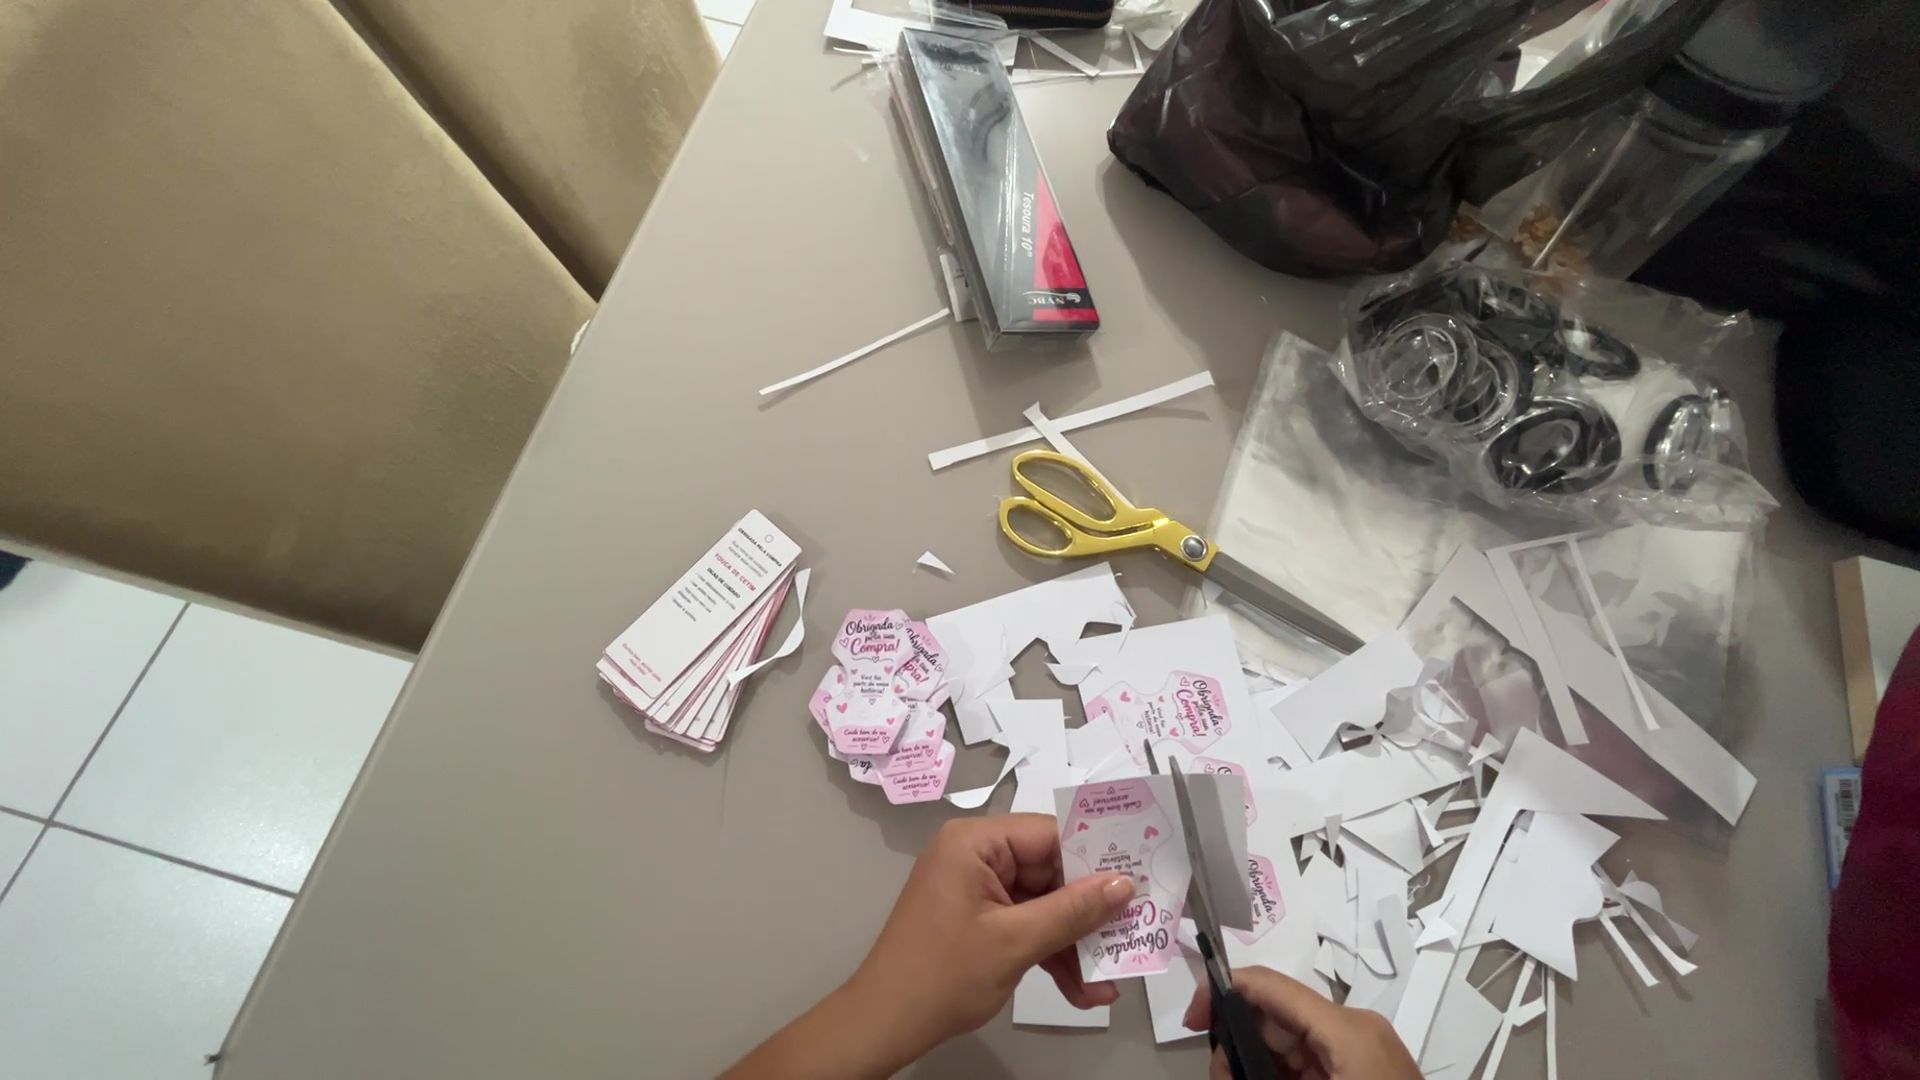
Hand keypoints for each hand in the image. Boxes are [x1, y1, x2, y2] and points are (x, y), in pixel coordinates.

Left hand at [719, 814, 1133, 1079]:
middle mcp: (977, 854)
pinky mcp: (979, 916)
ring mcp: (978, 887)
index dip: (1094, 856)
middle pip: (1050, 870)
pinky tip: (1081, 990)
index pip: (1049, 833)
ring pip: (1043, 902)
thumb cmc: (942, 974)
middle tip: (1130, 933)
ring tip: (1108, 979)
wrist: (885, 1023)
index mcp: (976, 842)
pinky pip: (1025, 923)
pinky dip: (1049, 952)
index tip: (1137, 878)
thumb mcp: (1015, 942)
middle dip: (1087, 911)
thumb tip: (1122, 884)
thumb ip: (1073, 911)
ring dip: (1073, 942)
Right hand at [1184, 966, 1421, 1079]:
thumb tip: (1226, 1068)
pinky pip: (1309, 1064)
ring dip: (1257, 1064)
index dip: (1223, 991)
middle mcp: (1354, 1030)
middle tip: (1220, 1078)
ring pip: (1288, 1042)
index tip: (1193, 1022)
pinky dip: (1282, 1075)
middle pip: (1275, 1017)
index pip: (1270, 986)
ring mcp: (1362, 1053)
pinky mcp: (1363, 1073)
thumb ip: (1260, 1075)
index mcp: (1346, 1030)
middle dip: (1238, 1043)